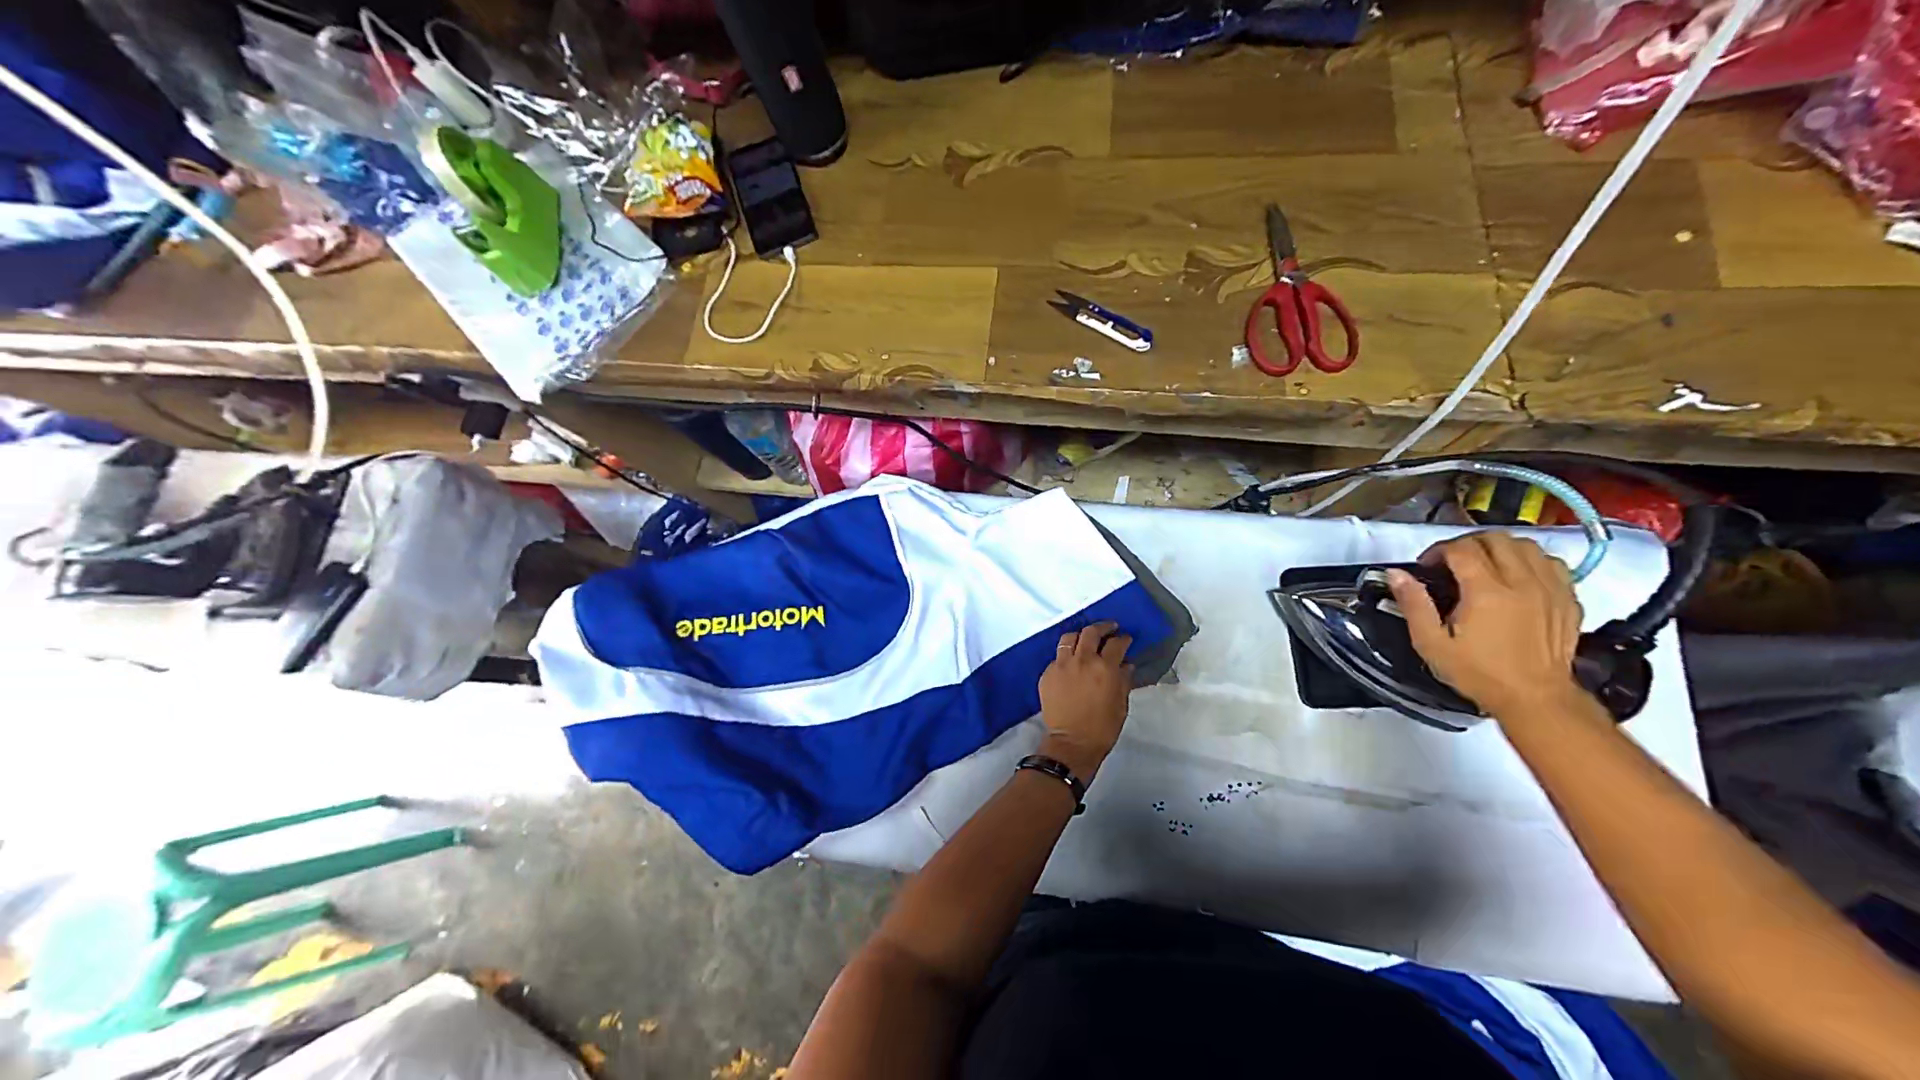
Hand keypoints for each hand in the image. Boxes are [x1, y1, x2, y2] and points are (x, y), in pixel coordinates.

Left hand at [1036, 621, 1134, 779]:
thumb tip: (1126, 665)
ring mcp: (1061, 665)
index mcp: (1104, 668)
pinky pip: (1057, 656)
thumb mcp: (1121, 704)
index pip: (1116, 644)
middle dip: (1102, 627)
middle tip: (1109, 628)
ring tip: (1085, 638)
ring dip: (1080, 635)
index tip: (1125, 638)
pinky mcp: (1047, 674)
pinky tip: (1071, 661)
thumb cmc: (1102, 727)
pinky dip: (1066, 655)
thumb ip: (1123, 680)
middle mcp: (1082, 660)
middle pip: (1091, 632)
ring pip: (1069, 638)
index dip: (1123, 639)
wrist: (1072, 742)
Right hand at [1385, 533, 1584, 719]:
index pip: (1462, 549)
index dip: (1439, 551)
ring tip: (1486, 564)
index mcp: (1486, 592)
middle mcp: (1522, 583)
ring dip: (1501, 548)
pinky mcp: (1568, 599)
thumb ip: (1413, 605)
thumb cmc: (1478, 673)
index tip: (1428, 566)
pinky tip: (1519, 576)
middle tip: (1453, 562)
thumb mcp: (1432, 644)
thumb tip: (1396, 574)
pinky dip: (1532, 561)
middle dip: (1468, 543)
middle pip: (1496, 539)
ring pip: (1527, 545)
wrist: (1535, 698)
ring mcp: (1550, 589)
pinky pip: (1553, 563)